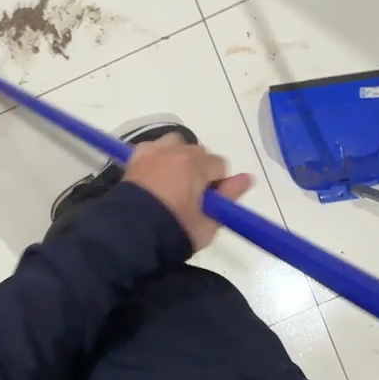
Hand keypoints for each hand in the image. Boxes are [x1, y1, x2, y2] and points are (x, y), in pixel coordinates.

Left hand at [123, 134, 251, 250]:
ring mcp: (152, 152)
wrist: (130, 235)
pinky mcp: (134, 159)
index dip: (217, 185)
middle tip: (190, 197)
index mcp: (196, 164)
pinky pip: (152, 148)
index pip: (220, 165)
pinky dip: (157, 157)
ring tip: (173, 183)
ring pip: (175, 144)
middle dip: (199, 170)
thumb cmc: (174, 230)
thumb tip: (248, 178)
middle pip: (198, 153)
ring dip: (179, 158)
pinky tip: (154, 176)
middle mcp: (175, 151)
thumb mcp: (208, 222)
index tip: (208, 202)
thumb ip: (229, 197)